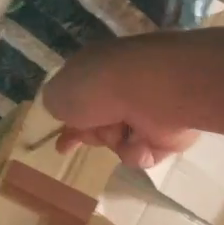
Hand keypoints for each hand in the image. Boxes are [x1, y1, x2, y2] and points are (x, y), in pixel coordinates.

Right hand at [42, 38, 198, 168]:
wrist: (152, 90)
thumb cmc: (97, 88)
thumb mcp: (57, 94)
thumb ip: (55, 105)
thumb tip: (68, 113)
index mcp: (95, 70)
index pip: (79, 99)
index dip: (68, 123)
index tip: (62, 146)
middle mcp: (122, 87)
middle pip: (97, 124)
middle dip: (91, 134)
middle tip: (93, 131)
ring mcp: (146, 108)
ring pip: (118, 141)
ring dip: (113, 141)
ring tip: (121, 131)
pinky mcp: (167, 131)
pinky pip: (143, 153)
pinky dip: (137, 152)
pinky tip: (140, 143)